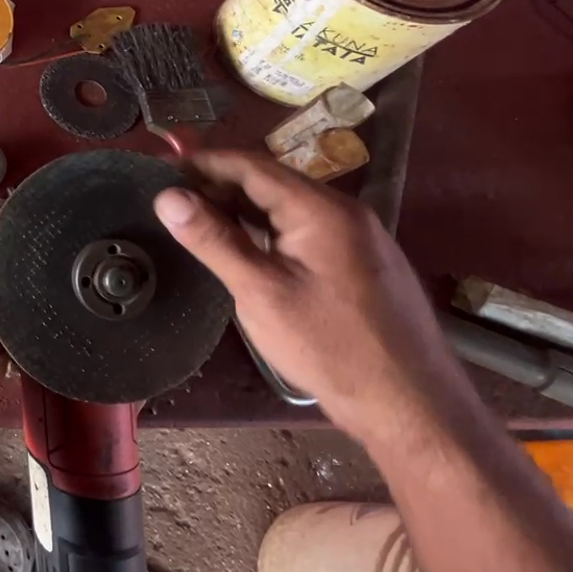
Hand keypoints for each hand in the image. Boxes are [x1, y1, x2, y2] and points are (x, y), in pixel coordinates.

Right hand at [152, 149, 473, 445]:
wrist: (415, 409)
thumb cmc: (331, 346)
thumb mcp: (259, 290)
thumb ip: (211, 238)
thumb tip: (165, 196)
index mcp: (321, 210)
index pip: (249, 165)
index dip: (200, 162)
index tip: (156, 169)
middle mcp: (343, 212)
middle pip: (267, 181)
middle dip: (214, 184)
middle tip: (166, 198)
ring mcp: (354, 237)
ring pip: (283, 205)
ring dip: (236, 207)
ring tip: (190, 220)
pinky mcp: (356, 262)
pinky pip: (299, 228)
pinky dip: (262, 228)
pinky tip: (236, 245)